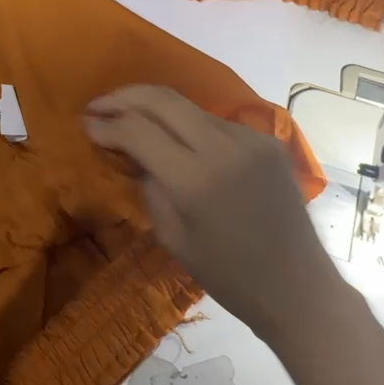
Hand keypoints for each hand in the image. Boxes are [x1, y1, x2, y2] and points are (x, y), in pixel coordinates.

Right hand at [84, 85, 339, 340]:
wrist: (297, 287)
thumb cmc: (229, 277)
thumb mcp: (173, 237)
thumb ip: (149, 187)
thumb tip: (133, 153)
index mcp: (196, 179)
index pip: (138, 130)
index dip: (107, 124)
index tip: (86, 125)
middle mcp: (225, 147)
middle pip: (163, 100)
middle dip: (125, 97)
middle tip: (98, 106)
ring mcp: (251, 139)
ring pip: (190, 106)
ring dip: (155, 107)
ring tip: (129, 116)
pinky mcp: (268, 140)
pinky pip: (215, 121)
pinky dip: (186, 122)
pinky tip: (172, 136)